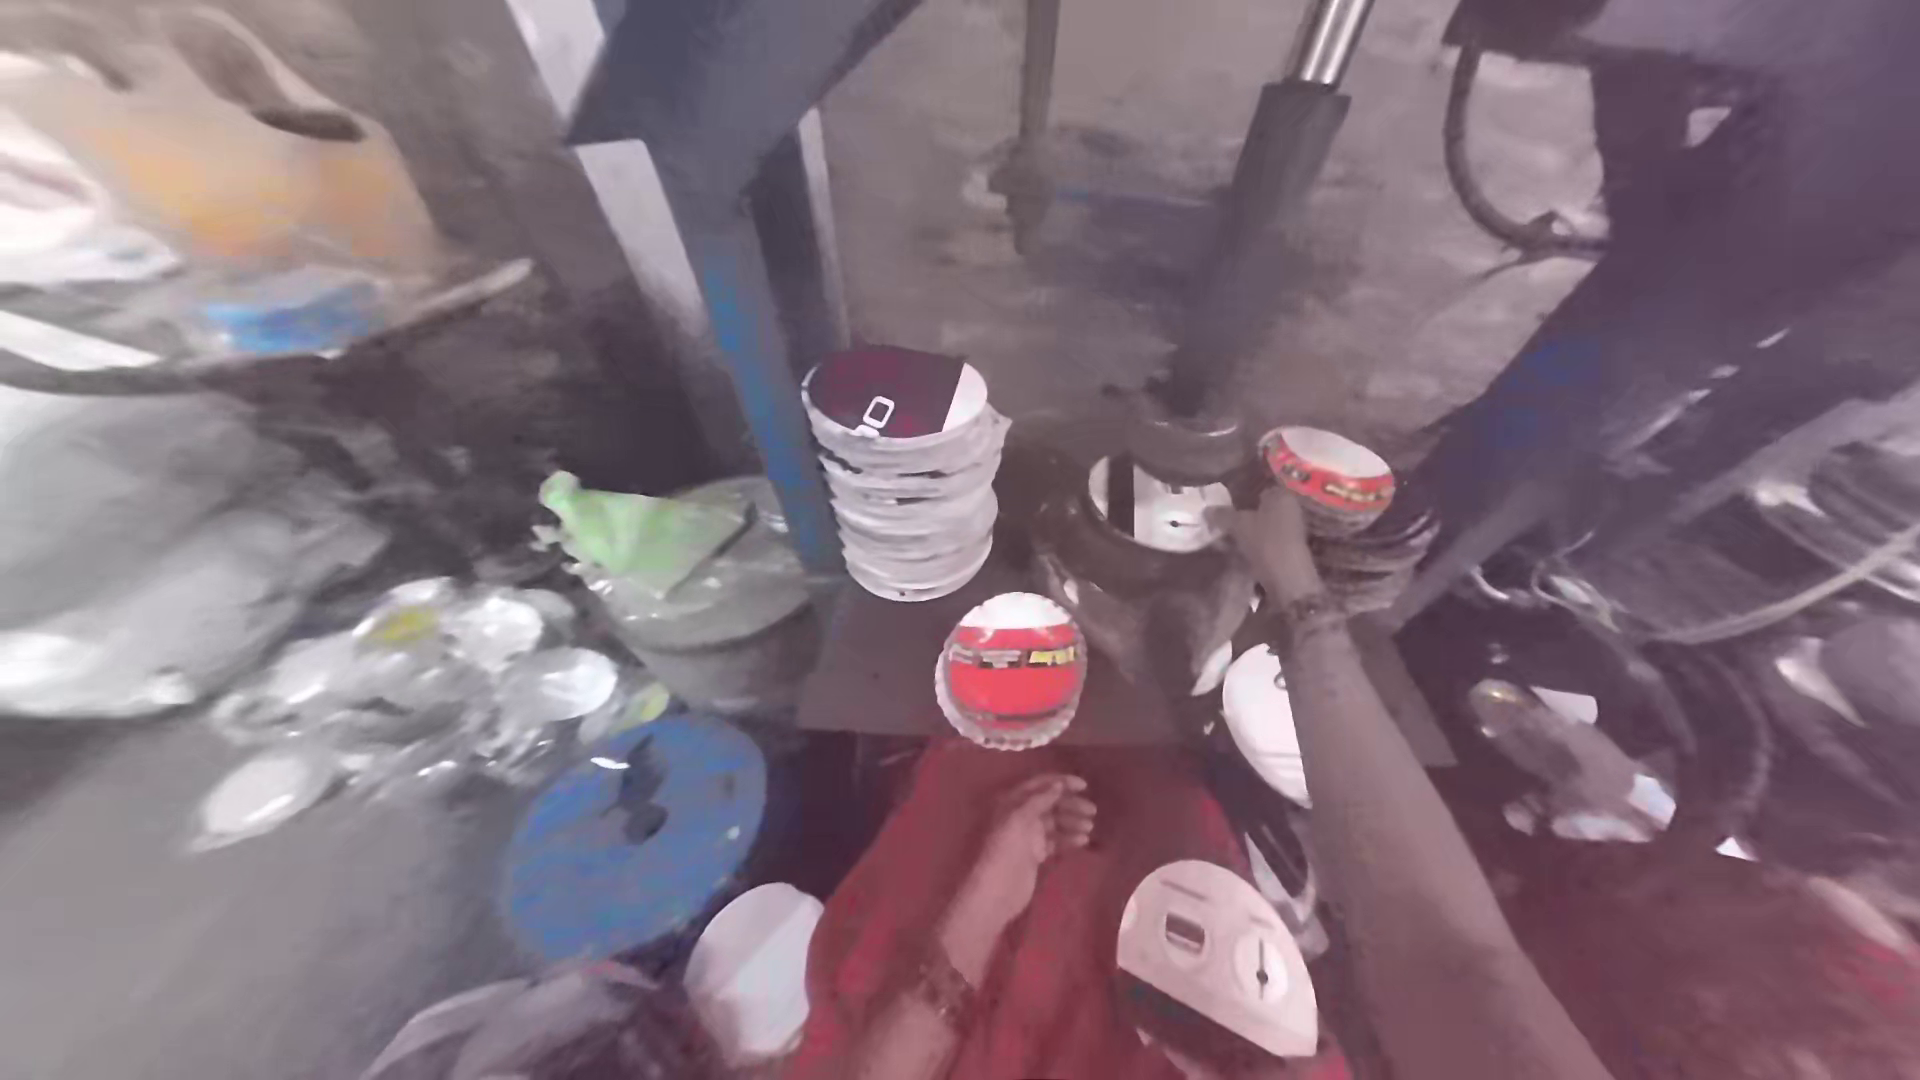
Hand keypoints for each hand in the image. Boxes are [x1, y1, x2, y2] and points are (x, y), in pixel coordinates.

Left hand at [938, 774, 1095, 980]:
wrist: (997, 891)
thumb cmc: (1006, 849)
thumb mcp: (1020, 819)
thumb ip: (1039, 800)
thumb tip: (1059, 784)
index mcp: (1013, 801)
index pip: (1040, 784)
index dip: (1062, 782)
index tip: (1084, 785)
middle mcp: (1022, 814)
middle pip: (1050, 802)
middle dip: (1071, 803)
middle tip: (1092, 811)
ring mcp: (1029, 834)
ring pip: (1055, 821)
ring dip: (1072, 821)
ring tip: (1089, 827)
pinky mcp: (1036, 853)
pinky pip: (1055, 840)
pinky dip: (1069, 838)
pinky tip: (1083, 841)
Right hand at [1228, 488, 1322, 603]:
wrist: (1287, 577)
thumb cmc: (1265, 541)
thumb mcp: (1237, 525)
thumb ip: (1222, 514)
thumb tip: (1206, 510)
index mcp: (1280, 496)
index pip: (1257, 489)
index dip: (1239, 495)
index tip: (1221, 503)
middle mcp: (1289, 508)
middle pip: (1258, 508)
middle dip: (1239, 514)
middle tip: (1218, 520)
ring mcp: (1289, 529)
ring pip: (1259, 525)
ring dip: (1242, 530)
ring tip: (1221, 537)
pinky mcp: (1286, 547)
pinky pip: (1262, 539)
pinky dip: (1249, 542)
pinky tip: (1233, 549)